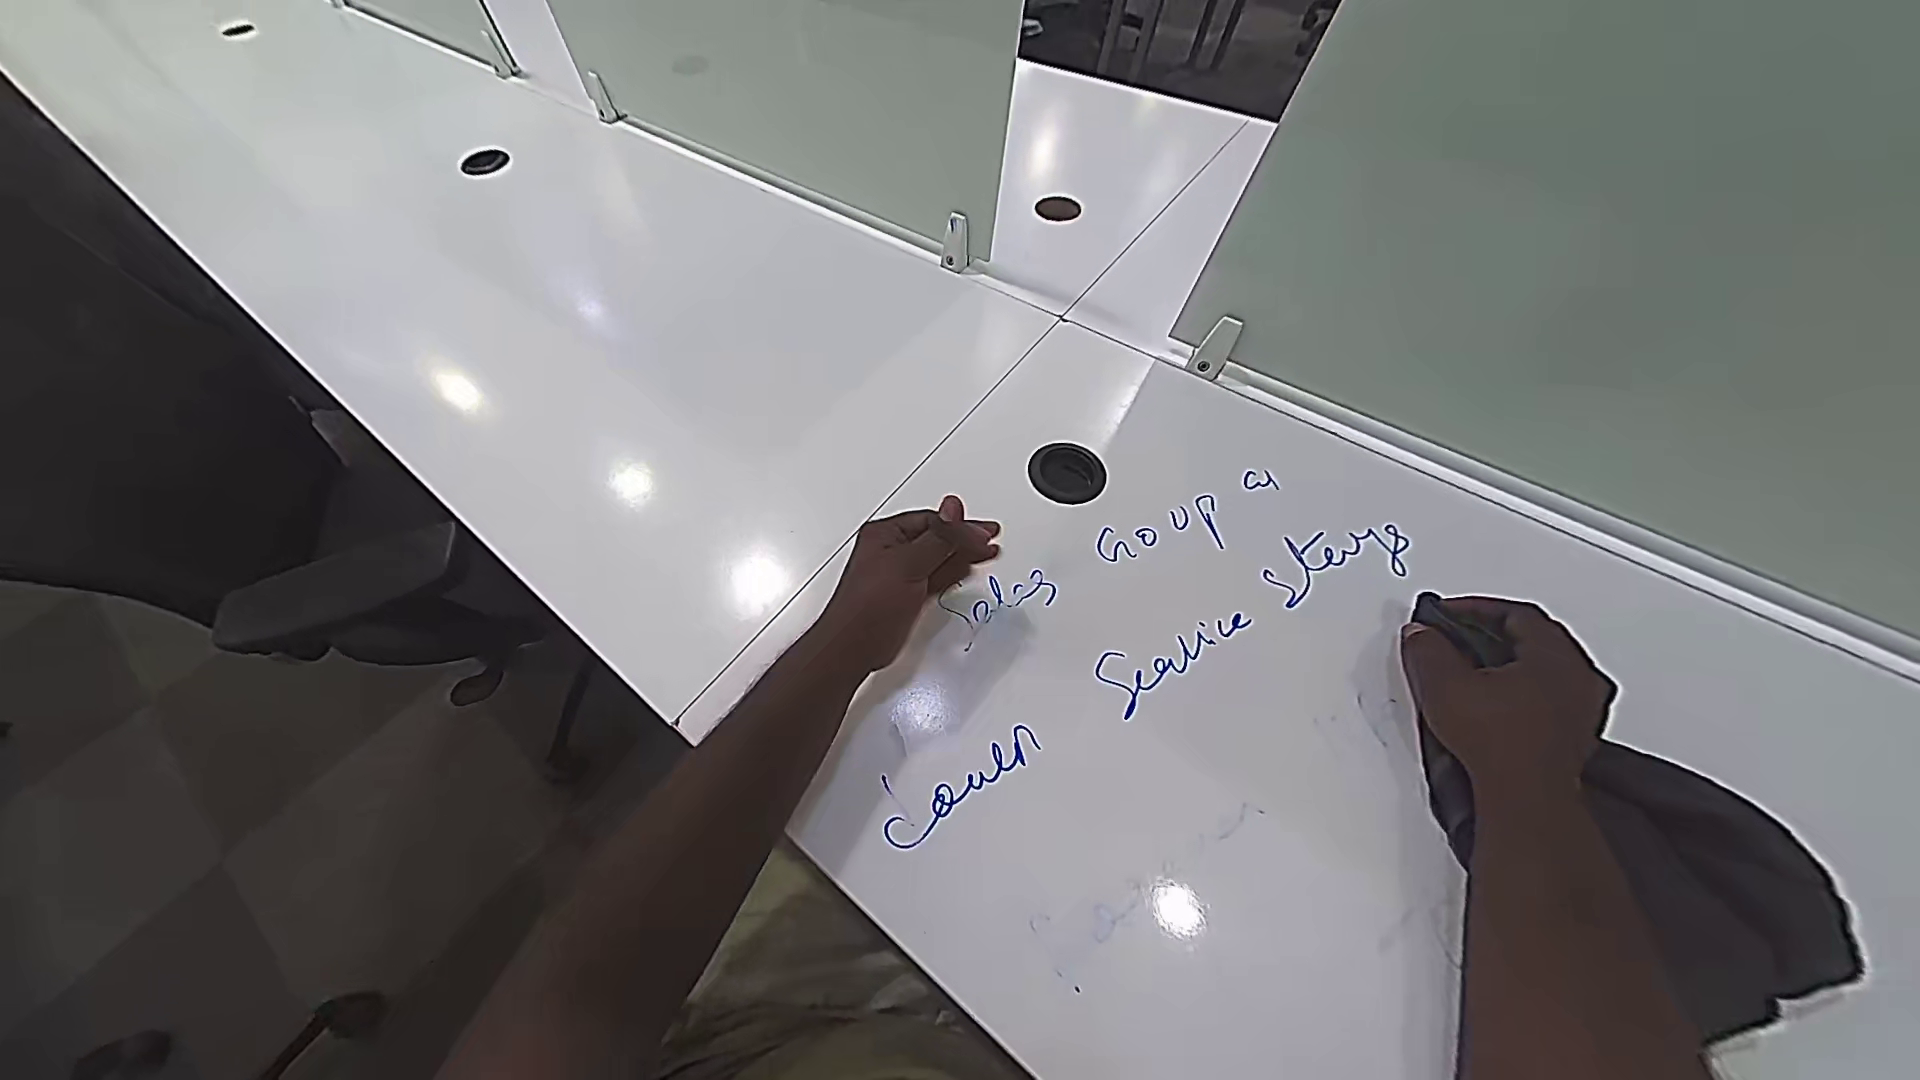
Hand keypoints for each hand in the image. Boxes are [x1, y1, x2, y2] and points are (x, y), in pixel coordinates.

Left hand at [814, 495, 1000, 672]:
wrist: (853, 647)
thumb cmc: (866, 606)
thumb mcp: (908, 563)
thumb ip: (937, 538)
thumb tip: (953, 509)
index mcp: (885, 534)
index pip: (932, 521)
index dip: (960, 525)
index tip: (984, 532)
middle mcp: (891, 550)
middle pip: (937, 537)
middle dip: (965, 537)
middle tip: (990, 537)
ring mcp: (900, 573)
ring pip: (939, 557)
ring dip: (963, 554)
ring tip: (986, 549)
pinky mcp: (907, 594)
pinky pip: (936, 576)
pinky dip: (953, 572)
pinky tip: (967, 568)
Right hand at [1399, 597, 1616, 803]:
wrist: (1522, 795)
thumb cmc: (1495, 740)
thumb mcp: (1443, 683)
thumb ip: (1428, 648)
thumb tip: (1421, 632)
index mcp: (1557, 659)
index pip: (1518, 614)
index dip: (1476, 607)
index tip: (1446, 612)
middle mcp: (1580, 680)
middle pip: (1534, 638)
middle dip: (1489, 630)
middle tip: (1455, 631)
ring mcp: (1582, 709)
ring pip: (1541, 666)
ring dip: (1503, 657)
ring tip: (1466, 662)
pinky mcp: (1573, 733)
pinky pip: (1544, 691)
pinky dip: (1514, 682)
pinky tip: (1486, 693)